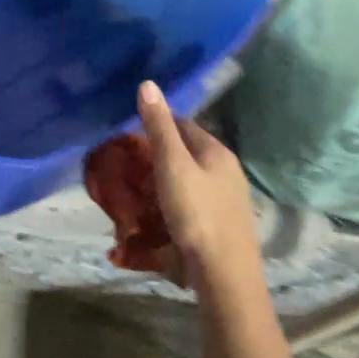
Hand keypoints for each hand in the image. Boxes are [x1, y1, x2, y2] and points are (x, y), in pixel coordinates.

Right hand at [136, 81, 263, 290]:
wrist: (224, 273)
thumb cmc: (196, 213)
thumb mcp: (171, 165)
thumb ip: (158, 127)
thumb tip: (148, 83)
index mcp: (216, 151)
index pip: (183, 123)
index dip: (157, 121)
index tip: (129, 128)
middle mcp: (228, 169)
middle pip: (189, 149)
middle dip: (162, 149)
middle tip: (129, 157)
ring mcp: (229, 197)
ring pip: (193, 174)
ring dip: (169, 174)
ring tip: (141, 182)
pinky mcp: (224, 221)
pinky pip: (196, 197)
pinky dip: (177, 196)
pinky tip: (163, 208)